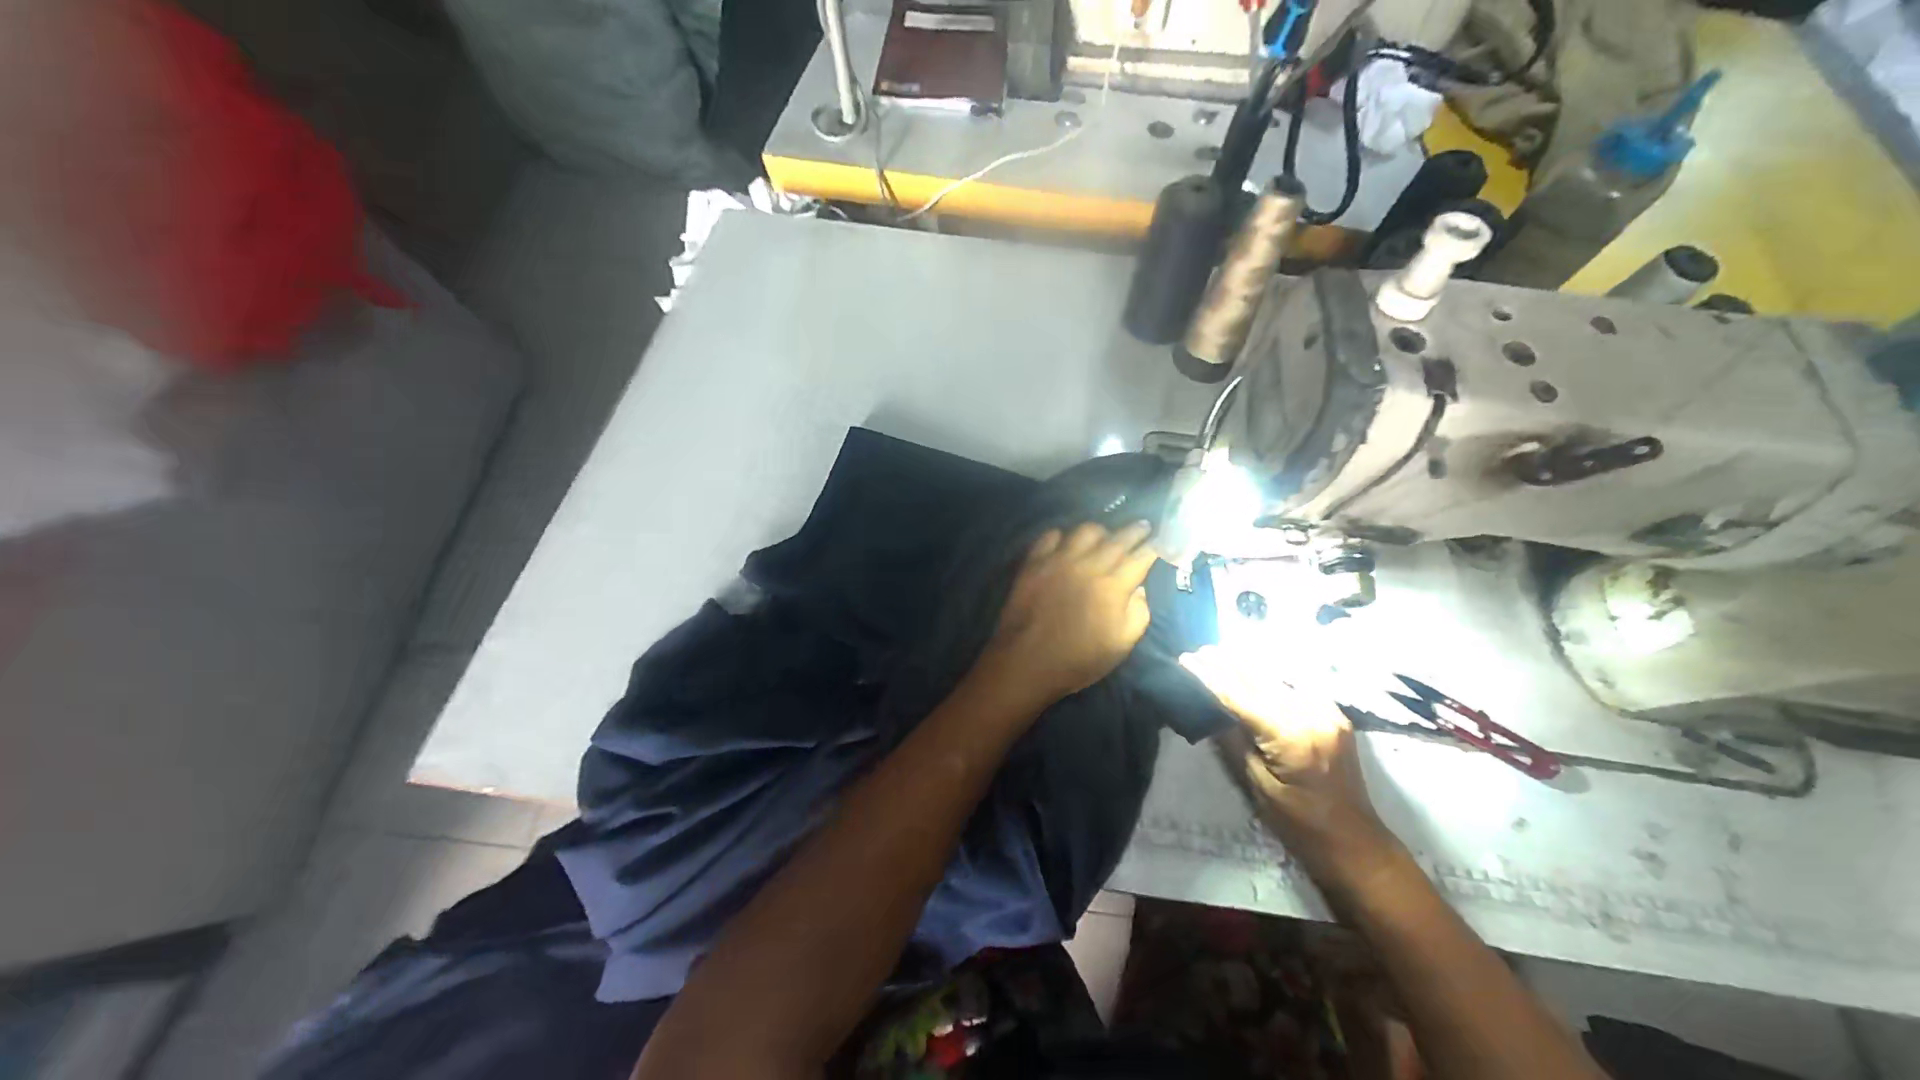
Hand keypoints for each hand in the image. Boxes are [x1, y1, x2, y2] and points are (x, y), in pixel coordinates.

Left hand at [974, 521, 1158, 707]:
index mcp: (1113, 586)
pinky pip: (1050, 536)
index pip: (1140, 557)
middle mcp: (1088, 565)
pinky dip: (1062, 536)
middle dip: (1134, 531)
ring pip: (1085, 531)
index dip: (1154, 547)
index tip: (1161, 541)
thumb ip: (1138, 614)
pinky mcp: (1034, 563)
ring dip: (1100, 531)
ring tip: (1104, 536)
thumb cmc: (1078, 661)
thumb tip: (1139, 589)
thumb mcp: (1121, 646)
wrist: (1025, 662)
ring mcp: (1058, 560)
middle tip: (1143, 526)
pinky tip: (1066, 543)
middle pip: (1117, 539)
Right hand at [1180, 646, 1401, 890]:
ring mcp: (1327, 712)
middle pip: (1260, 680)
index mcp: (1291, 736)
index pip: (1241, 696)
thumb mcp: (1258, 787)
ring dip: (1247, 666)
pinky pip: (1296, 685)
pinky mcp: (1334, 714)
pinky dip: (1271, 675)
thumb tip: (1210, 707)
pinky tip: (1253, 668)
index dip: (1211, 677)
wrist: (1355, 843)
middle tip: (1197, 652)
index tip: (1186, 660)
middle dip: (1226, 665)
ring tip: (1218, 655)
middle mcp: (1312, 715)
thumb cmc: (1300, 824)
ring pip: (1278, 677)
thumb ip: (1234, 742)